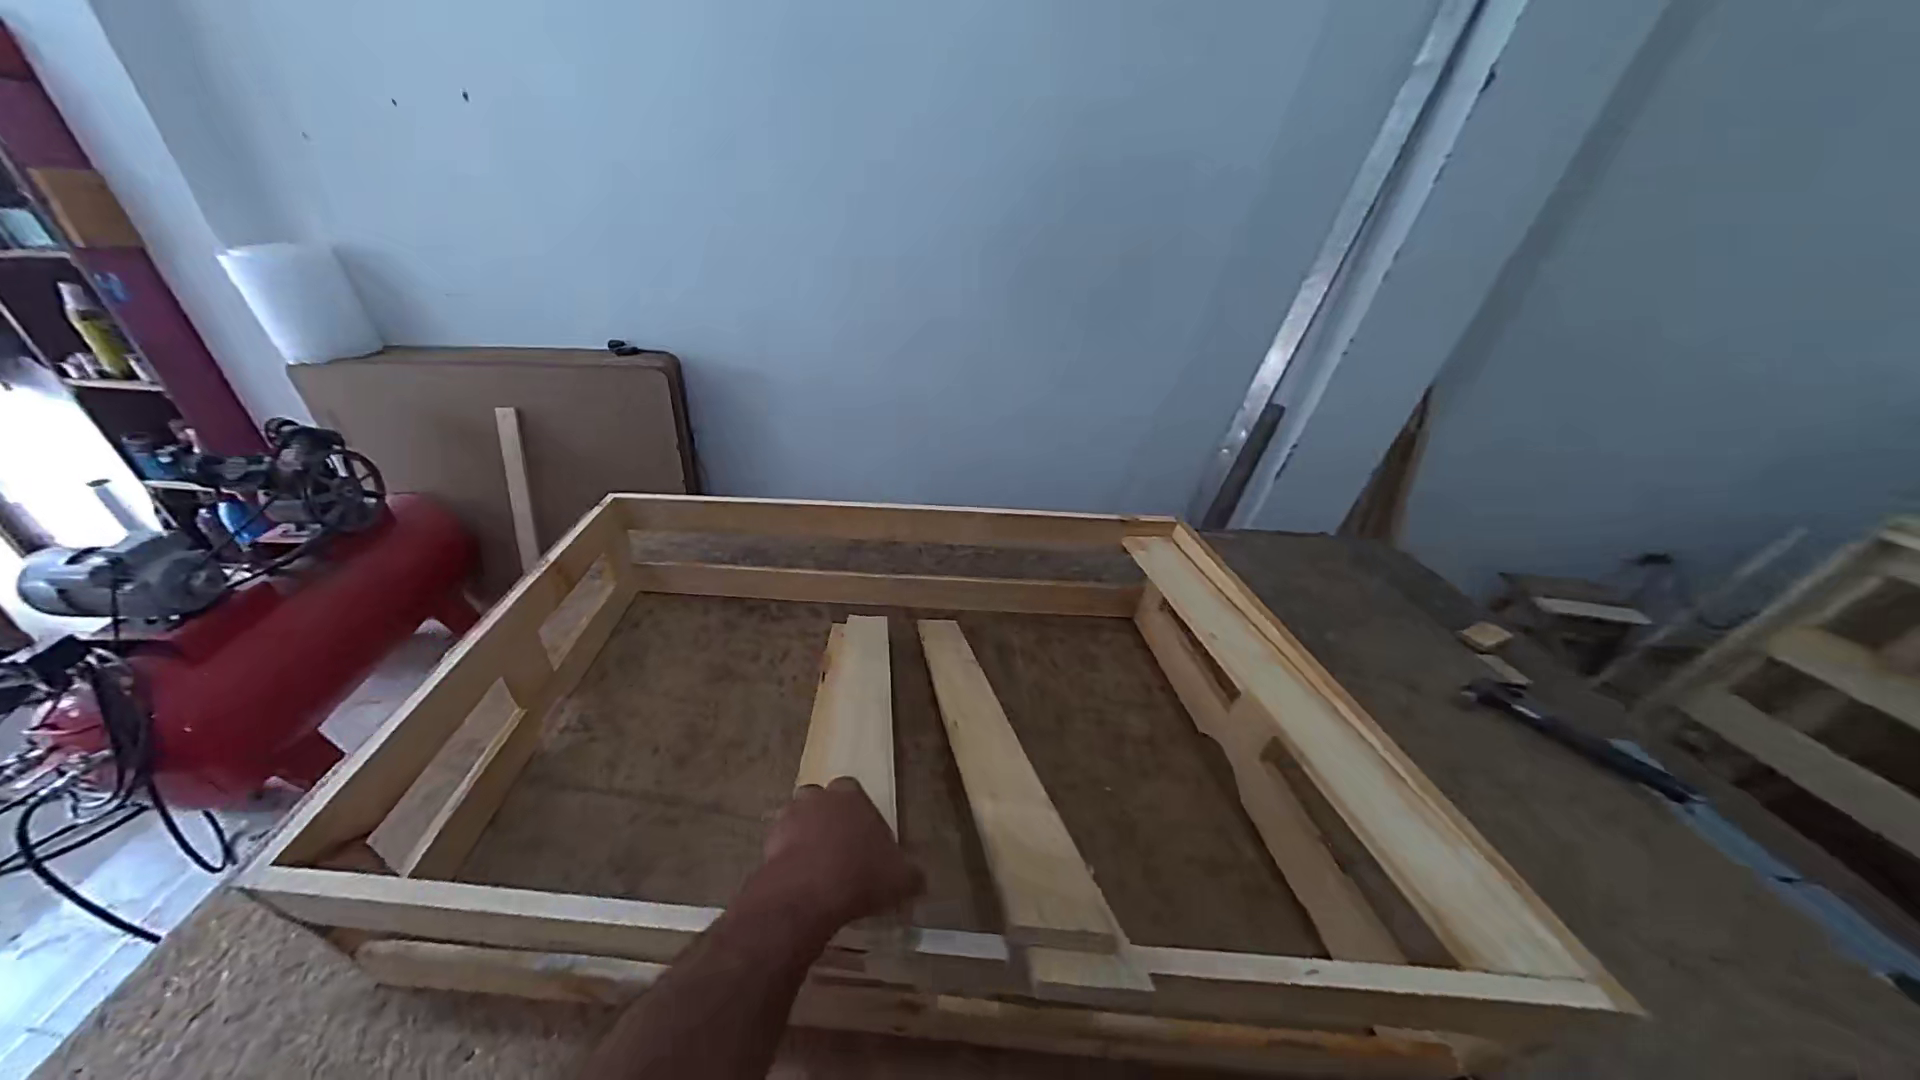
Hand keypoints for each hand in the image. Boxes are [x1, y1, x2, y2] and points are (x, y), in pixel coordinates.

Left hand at [757, 778, 923, 932]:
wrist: (807, 893)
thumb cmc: (861, 874)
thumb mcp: (901, 878)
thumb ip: (910, 873)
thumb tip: (918, 879)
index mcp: (851, 795)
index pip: (852, 789)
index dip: (857, 811)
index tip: (863, 835)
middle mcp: (818, 797)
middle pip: (820, 800)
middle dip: (826, 819)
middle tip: (837, 849)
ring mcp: (788, 818)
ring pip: (795, 820)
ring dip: (803, 837)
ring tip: (815, 867)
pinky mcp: (767, 843)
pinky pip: (778, 847)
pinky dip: (786, 859)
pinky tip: (798, 883)